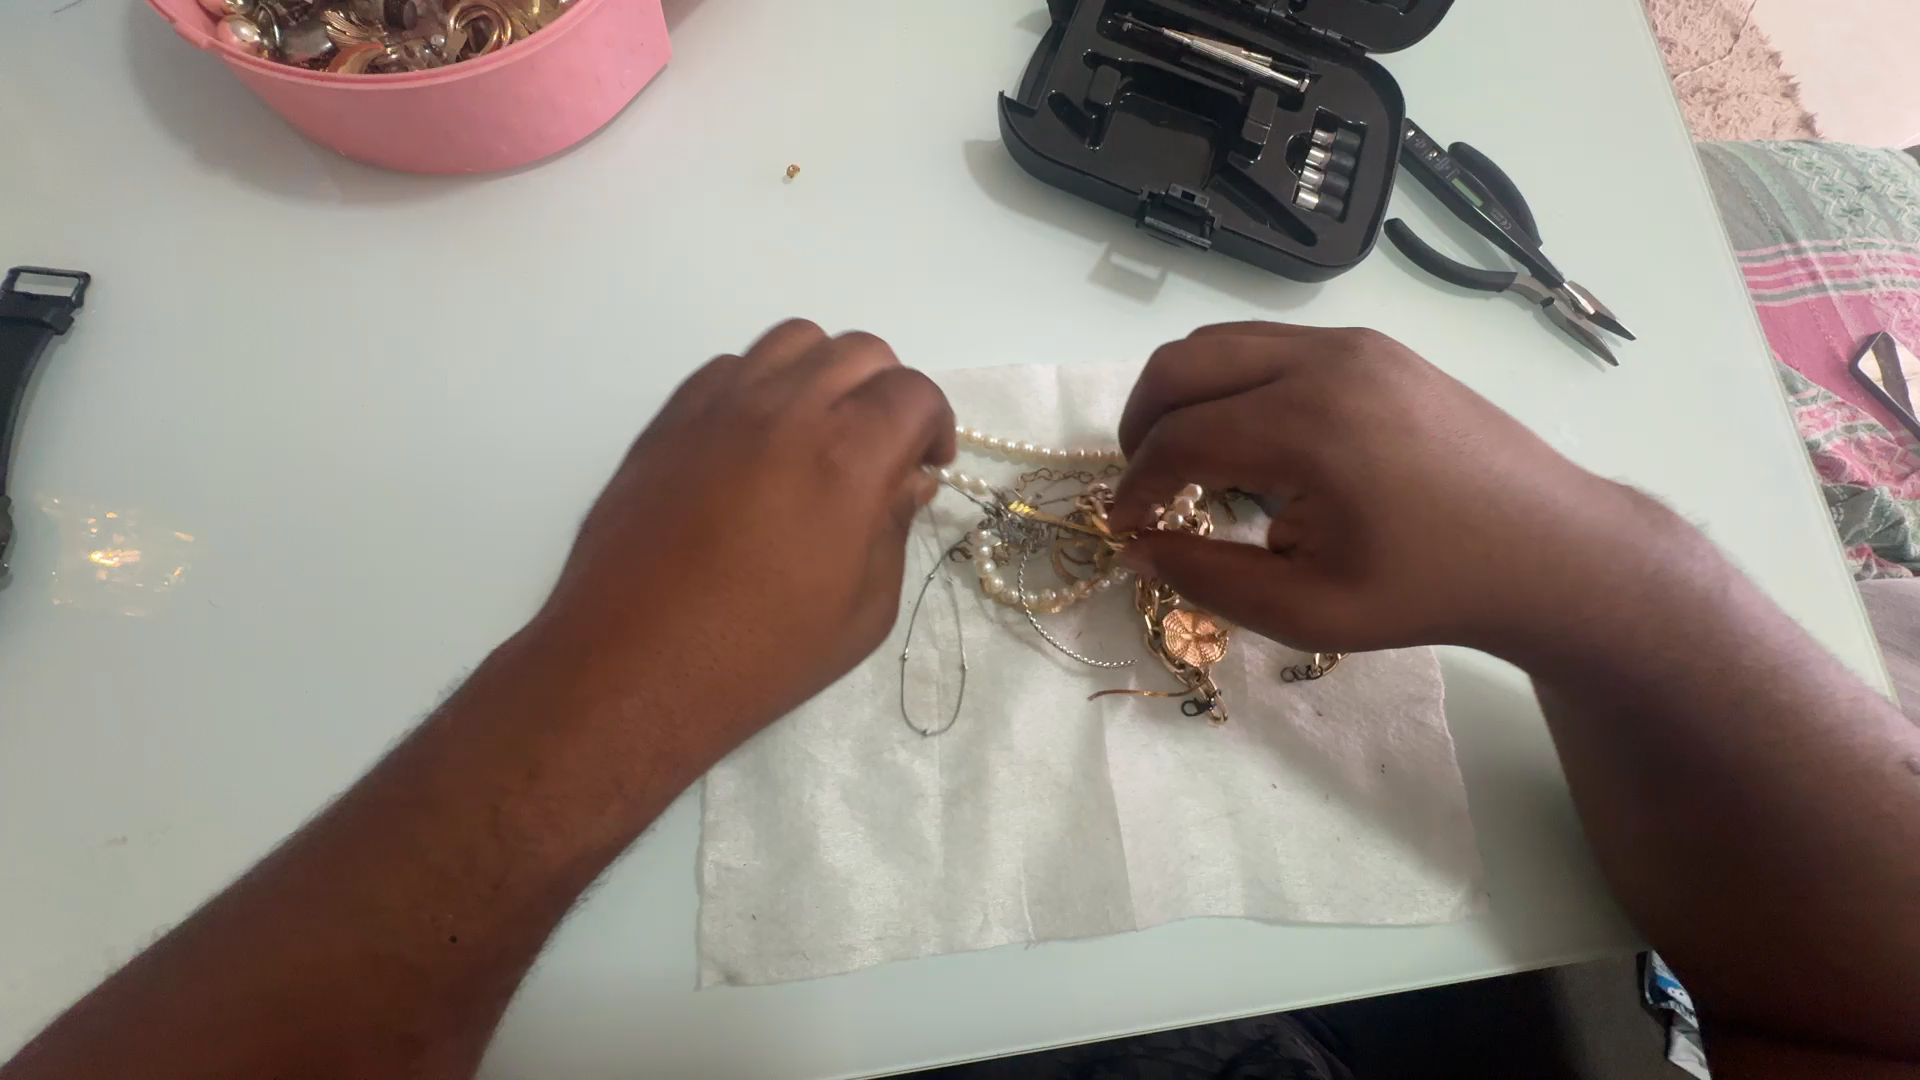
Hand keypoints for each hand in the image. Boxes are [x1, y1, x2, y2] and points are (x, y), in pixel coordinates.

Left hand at [533, 320, 953, 757]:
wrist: (639, 663)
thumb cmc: (766, 651)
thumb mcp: (866, 607)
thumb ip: (895, 526)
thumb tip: (907, 479)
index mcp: (847, 456)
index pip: (914, 392)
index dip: (935, 423)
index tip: (926, 464)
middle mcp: (787, 410)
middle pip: (861, 351)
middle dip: (889, 393)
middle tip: (882, 449)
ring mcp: (722, 405)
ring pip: (795, 341)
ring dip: (828, 375)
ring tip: (822, 430)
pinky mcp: (672, 417)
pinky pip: (734, 366)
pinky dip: (766, 386)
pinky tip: (761, 441)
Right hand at [1112, 323, 1671, 656]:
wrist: (1553, 550)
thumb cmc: (1427, 590)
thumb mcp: (1305, 610)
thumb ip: (1204, 578)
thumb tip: (1134, 546)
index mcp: (1309, 428)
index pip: (1178, 439)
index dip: (1135, 488)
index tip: (1124, 527)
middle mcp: (1323, 362)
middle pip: (1179, 367)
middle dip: (1138, 427)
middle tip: (1143, 485)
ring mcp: (1350, 343)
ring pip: (1215, 343)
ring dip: (1177, 400)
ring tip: (1183, 459)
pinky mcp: (1368, 345)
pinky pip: (1261, 344)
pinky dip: (1223, 385)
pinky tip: (1242, 438)